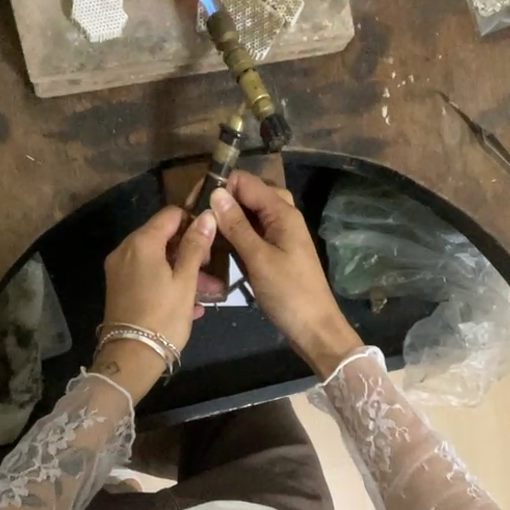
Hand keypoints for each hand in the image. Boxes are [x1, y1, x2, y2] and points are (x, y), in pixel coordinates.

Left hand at [99, 205, 216, 399]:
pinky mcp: (119, 288)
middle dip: (189, 252)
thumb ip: (196, 247)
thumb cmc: (164, 318)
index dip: (193, 224)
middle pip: (162, 238)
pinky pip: (147, 276)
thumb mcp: (185, 282)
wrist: (132, 357)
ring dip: (182, 271)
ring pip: (156, 260)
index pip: (170, 215)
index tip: (209, 246)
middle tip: (210, 273)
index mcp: (142, 242)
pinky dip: (166, 282)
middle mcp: (126, 249)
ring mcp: (119, 270)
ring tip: (206, 294)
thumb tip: (207, 216)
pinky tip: (187, 304)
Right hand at [210, 171, 363, 376]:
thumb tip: (216, 194)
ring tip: (204, 235)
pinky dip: (238, 238)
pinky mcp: (278, 253)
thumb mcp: (259, 259)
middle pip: (248, 196)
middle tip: (198, 221)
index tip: (194, 204)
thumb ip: (237, 226)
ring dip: (229, 222)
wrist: (315, 328)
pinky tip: (220, 249)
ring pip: (251, 216)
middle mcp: (283, 217)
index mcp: (282, 212)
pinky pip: (255, 235)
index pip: (245, 181)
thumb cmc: (289, 294)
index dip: (219, 187)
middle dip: (223, 203)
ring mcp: (281, 236)